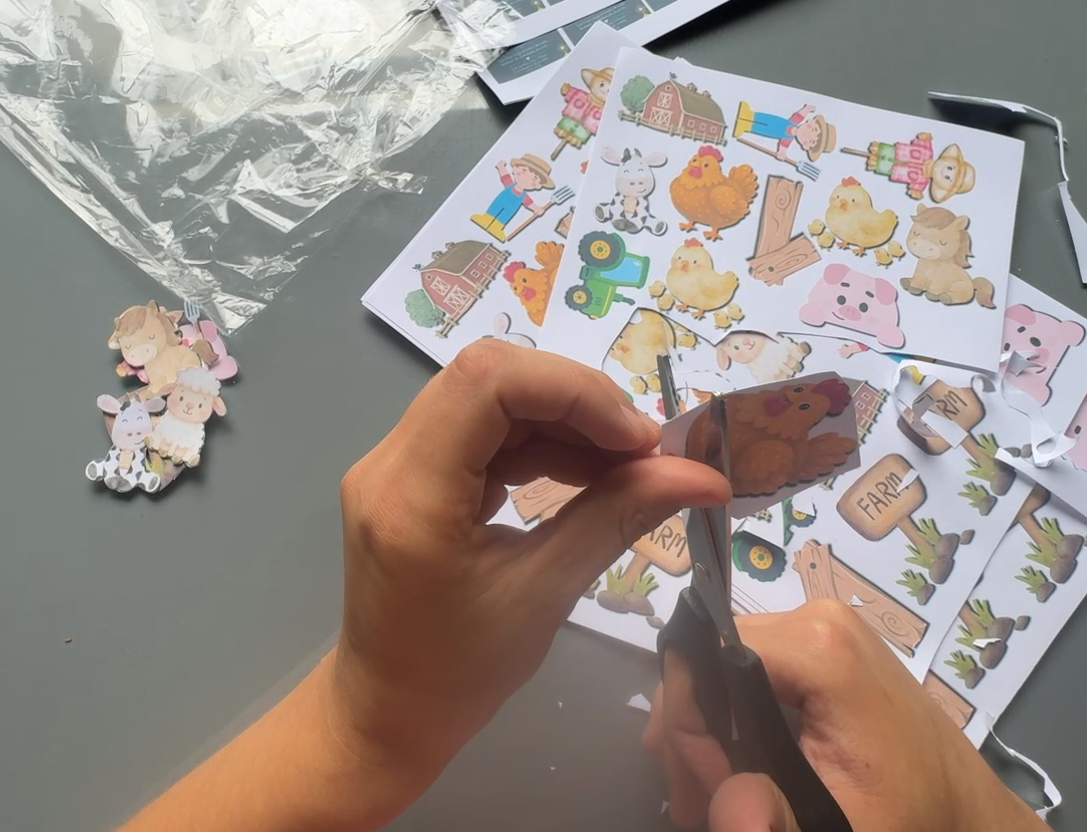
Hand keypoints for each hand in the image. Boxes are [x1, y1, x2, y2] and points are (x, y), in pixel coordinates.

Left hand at [329, 341, 727, 791]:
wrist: (388, 708)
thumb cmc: (460, 672)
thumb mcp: (545, 595)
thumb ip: (615, 518)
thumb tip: (699, 475)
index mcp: (411, 492)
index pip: (484, 382)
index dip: (571, 390)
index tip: (640, 440)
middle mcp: (389, 459)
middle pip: (486, 378)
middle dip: (574, 402)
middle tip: (642, 452)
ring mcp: (393, 460)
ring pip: (486, 398)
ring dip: (562, 420)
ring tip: (626, 466)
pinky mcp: (409, 469)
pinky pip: (478, 429)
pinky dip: (536, 441)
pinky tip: (584, 471)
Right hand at [643, 601, 1046, 831]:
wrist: (979, 821)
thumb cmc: (916, 823)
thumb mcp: (845, 829)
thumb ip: (778, 820)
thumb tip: (725, 816)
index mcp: (818, 647)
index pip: (704, 660)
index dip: (690, 726)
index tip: (705, 794)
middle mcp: (811, 615)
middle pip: (706, 660)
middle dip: (690, 735)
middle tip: (695, 803)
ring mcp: (815, 620)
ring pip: (716, 662)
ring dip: (703, 728)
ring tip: (710, 792)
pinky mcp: (817, 634)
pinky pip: (743, 663)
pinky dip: (728, 712)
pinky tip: (732, 762)